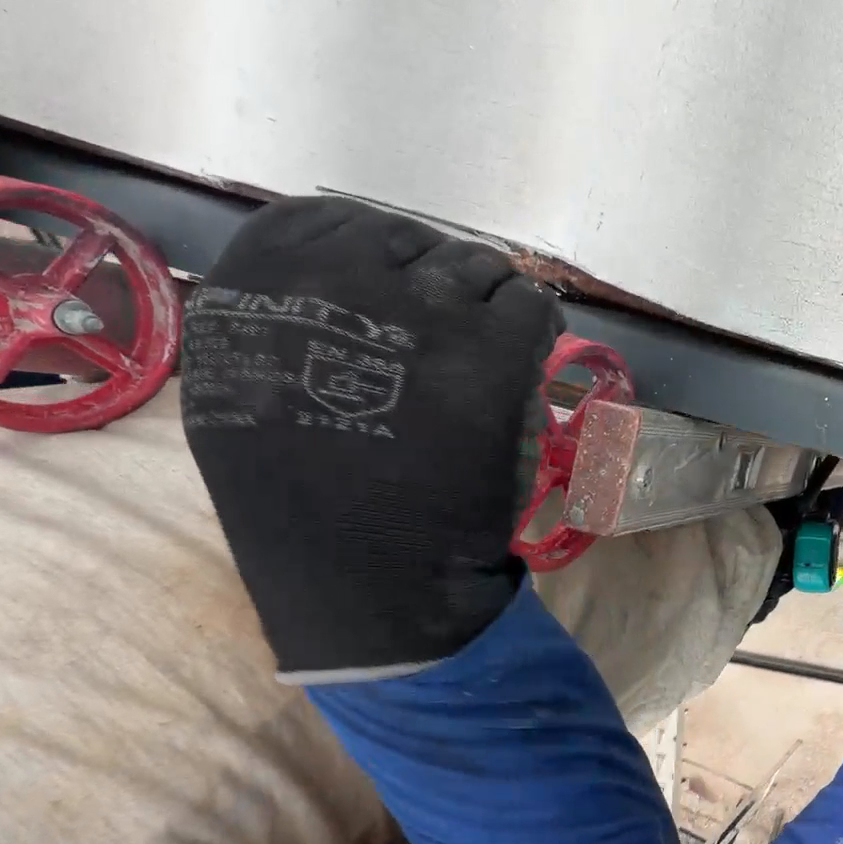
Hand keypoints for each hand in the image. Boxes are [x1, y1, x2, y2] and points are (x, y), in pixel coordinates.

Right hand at [181, 197, 561, 682]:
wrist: (369, 566)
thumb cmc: (305, 496)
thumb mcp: (247, 386)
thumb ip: (289, 317)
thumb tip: (361, 280)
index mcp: (261, 279)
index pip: (348, 220)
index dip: (396, 257)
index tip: (413, 294)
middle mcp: (341, 275)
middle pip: (429, 245)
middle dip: (451, 286)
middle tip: (461, 338)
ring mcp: (427, 310)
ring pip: (488, 270)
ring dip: (496, 307)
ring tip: (491, 357)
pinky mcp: (495, 350)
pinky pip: (536, 305)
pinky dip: (537, 327)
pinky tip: (525, 363)